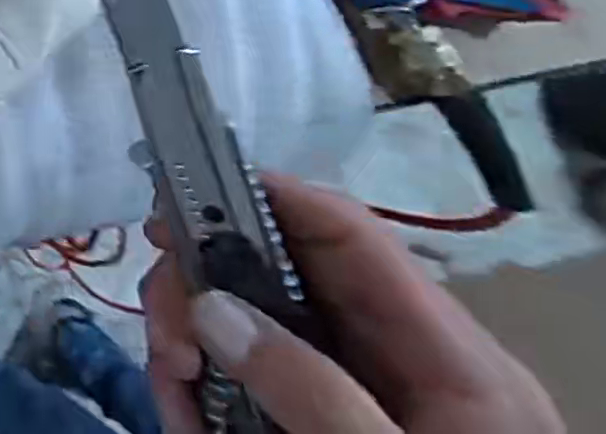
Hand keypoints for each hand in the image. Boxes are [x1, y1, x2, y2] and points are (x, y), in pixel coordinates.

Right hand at [141, 173, 562, 433]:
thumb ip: (316, 397)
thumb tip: (210, 306)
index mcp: (443, 354)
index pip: (343, 230)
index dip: (262, 193)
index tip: (177, 201)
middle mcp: (388, 350)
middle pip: (273, 263)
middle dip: (200, 281)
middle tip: (162, 330)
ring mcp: (343, 380)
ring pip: (241, 311)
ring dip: (187, 336)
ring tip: (171, 390)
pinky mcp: (308, 409)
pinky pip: (237, 366)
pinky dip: (197, 379)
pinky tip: (183, 412)